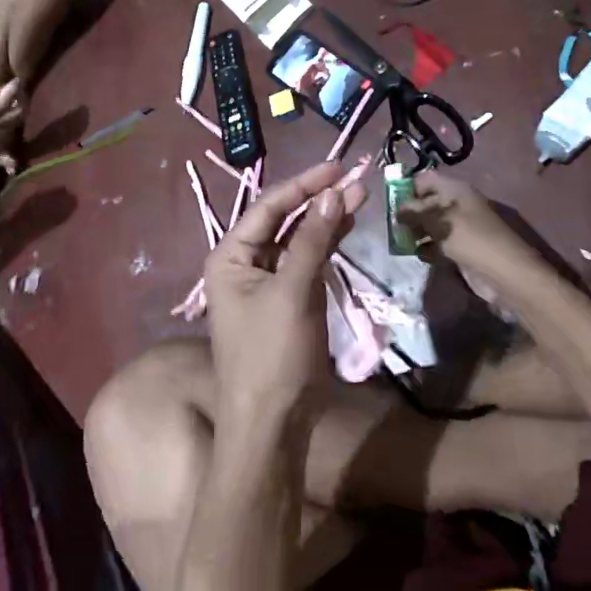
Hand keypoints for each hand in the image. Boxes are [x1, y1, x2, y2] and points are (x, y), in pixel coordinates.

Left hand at [204, 162, 366, 426]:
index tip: (338, 166)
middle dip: (319, 198)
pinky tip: (349, 224)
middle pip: (285, 218)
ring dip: (328, 217)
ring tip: (360, 194)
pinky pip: (309, 259)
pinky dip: (329, 242)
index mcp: (230, 256)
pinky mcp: (291, 297)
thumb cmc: (272, 354)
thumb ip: (312, 239)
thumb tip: (334, 192)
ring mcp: (270, 281)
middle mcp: (246, 263)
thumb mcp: (293, 291)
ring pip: (300, 237)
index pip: (269, 207)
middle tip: (355, 178)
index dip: (304, 184)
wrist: (274, 423)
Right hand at [404, 172, 547, 290]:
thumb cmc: (471, 238)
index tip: (389, 200)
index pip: (426, 179)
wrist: (503, 272)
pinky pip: (438, 244)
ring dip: (415, 232)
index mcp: (455, 189)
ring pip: (430, 225)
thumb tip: (398, 208)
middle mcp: (457, 204)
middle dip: (409, 212)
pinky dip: (427, 248)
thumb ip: (416, 212)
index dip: (408, 186)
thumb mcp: (439, 221)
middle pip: (427, 202)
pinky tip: (418, 255)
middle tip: (390, 224)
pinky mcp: (460, 249)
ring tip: (399, 241)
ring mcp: (460, 228)